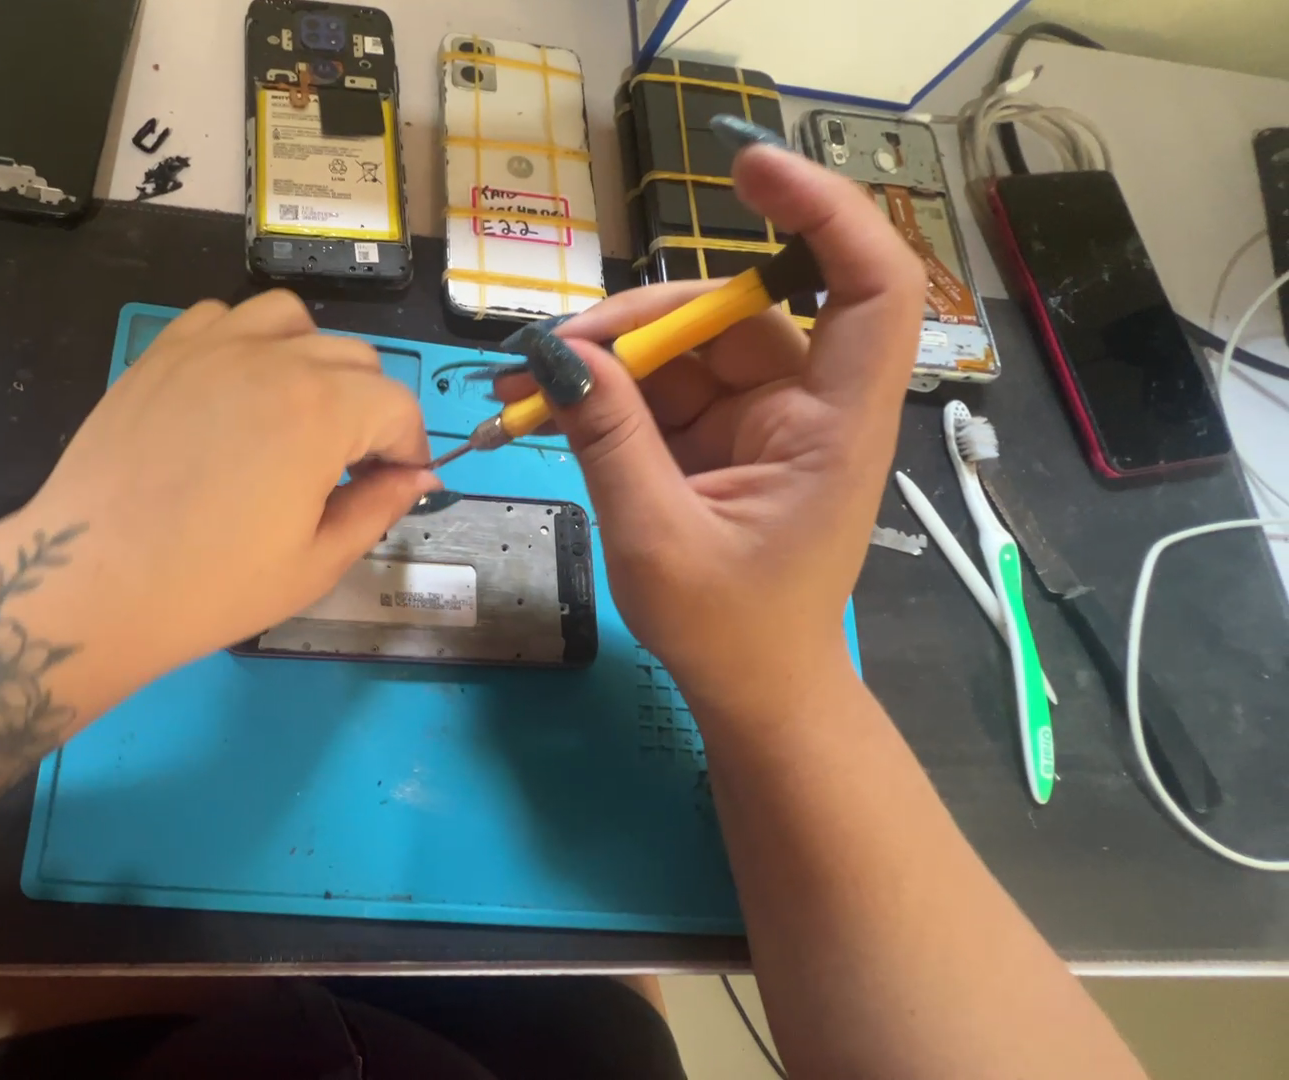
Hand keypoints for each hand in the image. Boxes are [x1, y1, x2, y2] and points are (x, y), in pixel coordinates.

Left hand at [3, 291, 438, 677]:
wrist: (94, 583)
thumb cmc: (211, 588)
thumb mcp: (316, 564)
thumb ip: (378, 508)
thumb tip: (418, 475)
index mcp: (322, 412)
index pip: (397, 405)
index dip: (408, 446)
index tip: (393, 483)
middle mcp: (273, 360)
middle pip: (354, 359)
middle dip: (369, 410)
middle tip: (347, 466)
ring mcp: (211, 347)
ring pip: (292, 322)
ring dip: (314, 361)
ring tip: (298, 413)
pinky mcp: (162, 353)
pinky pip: (224, 318)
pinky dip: (249, 342)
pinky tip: (238, 392)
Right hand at [523, 146, 923, 712]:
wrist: (748, 688)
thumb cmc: (725, 627)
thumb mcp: (654, 534)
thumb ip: (608, 439)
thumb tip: (555, 356)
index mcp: (830, 425)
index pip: (864, 288)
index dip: (819, 213)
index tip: (742, 171)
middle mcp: (802, 405)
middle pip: (727, 317)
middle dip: (630, 327)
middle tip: (541, 355)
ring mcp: (757, 420)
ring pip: (680, 352)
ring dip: (600, 361)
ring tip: (519, 384)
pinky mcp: (716, 440)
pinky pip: (657, 394)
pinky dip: (601, 395)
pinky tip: (541, 403)